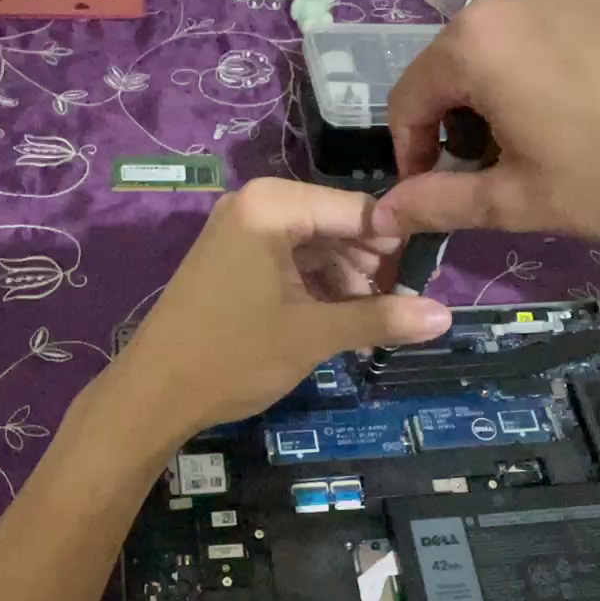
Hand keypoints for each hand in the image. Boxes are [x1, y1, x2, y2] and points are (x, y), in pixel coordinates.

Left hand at [111, 178, 450, 434]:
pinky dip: (312, 290)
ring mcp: (235, 235)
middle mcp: (252, 207)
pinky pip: (284, 265)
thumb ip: (380, 318)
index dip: (396, 243)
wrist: (153, 394)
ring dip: (343, 283)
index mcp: (271, 206)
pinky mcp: (227, 263)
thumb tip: (446, 316)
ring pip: (310, 249)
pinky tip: (334, 322)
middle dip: (367, 267)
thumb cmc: (233, 355)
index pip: (355, 209)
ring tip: (369, 323)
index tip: (426, 277)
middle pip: (332, 226)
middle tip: (398, 308)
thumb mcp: (313, 335)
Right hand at [376, 0, 599, 238]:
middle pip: (449, 74)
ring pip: (495, 56)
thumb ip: (441, 204)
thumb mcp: (523, 200)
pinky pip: (540, 37)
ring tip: (545, 157)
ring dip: (497, 111)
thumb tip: (382, 215)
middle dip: (457, 135)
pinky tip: (581, 120)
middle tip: (499, 185)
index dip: (412, 161)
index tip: (438, 202)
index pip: (406, 102)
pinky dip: (535, 82)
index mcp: (476, 41)